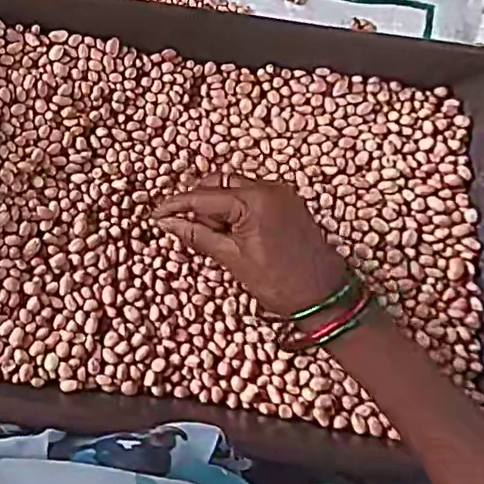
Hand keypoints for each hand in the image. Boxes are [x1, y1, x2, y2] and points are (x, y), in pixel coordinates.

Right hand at [151, 175, 349, 317]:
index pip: (202, 196)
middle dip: (198, 205)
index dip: (176, 206)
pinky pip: (251, 197)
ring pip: (233, 189)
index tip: (157, 214)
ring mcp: (282, 195)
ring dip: (216, 208)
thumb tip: (168, 223)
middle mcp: (270, 189)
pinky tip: (230, 233)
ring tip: (213, 237)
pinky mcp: (288, 204)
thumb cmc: (283, 283)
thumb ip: (196, 234)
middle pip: (217, 185)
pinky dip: (234, 210)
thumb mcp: (231, 258)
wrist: (326, 298)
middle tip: (185, 229)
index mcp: (255, 201)